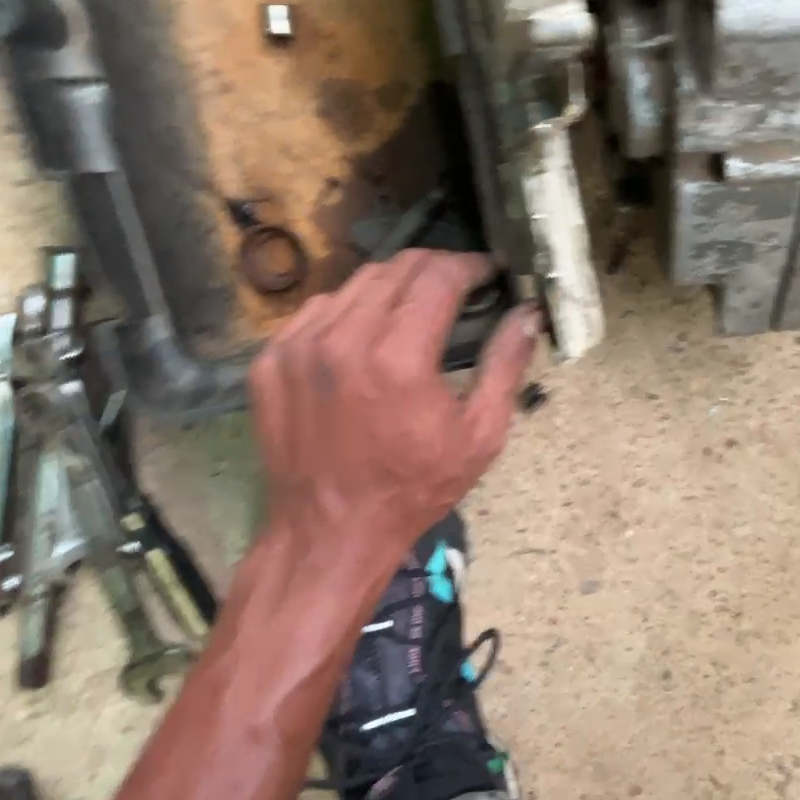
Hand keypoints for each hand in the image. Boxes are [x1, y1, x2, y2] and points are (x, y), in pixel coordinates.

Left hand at [247, 250, 540, 548]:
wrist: (328, 534)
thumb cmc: (414, 487)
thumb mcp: (480, 434)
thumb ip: (506, 364)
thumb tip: (529, 313)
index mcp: (399, 357)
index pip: (438, 276)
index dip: (470, 264)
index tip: (488, 270)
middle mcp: (343, 339)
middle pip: (397, 268)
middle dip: (436, 268)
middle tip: (458, 286)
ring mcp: (298, 348)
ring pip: (356, 282)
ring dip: (394, 287)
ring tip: (414, 311)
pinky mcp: (270, 361)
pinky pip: (318, 310)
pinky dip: (351, 310)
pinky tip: (367, 336)